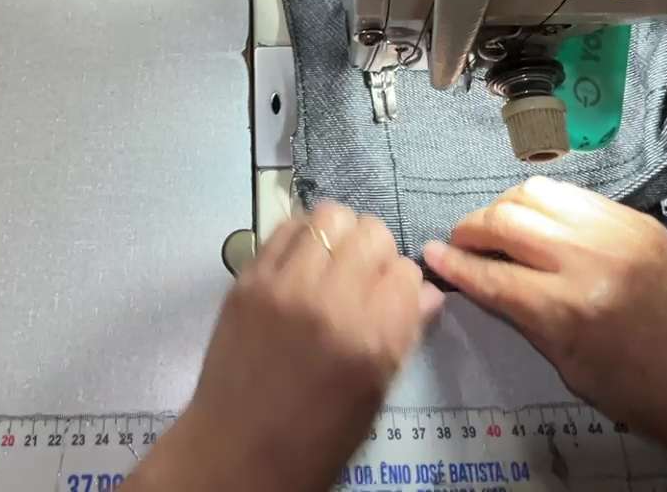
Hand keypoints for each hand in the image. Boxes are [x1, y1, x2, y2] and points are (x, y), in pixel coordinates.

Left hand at [129, 202, 442, 491]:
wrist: (237, 452)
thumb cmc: (317, 437)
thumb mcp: (375, 396)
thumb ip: (404, 334)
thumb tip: (429, 292)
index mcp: (369, 339)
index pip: (407, 273)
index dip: (405, 284)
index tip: (392, 296)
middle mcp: (329, 300)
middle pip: (372, 232)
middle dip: (377, 250)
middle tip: (364, 274)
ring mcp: (284, 283)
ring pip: (330, 215)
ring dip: (340, 233)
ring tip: (334, 258)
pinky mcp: (249, 276)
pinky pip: (286, 226)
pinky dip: (302, 235)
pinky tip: (303, 259)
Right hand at [423, 177, 666, 468]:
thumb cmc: (659, 398)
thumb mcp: (578, 375)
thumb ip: (526, 320)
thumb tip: (482, 284)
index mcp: (573, 312)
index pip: (492, 276)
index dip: (454, 265)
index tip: (430, 256)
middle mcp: (589, 259)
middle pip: (504, 220)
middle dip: (469, 229)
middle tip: (461, 243)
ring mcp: (614, 230)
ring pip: (532, 192)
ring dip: (502, 208)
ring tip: (495, 228)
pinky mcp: (633, 216)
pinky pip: (569, 193)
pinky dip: (540, 203)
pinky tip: (536, 222)